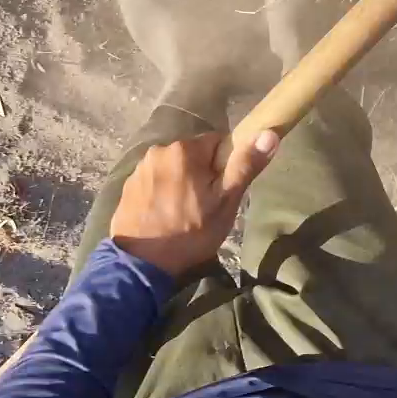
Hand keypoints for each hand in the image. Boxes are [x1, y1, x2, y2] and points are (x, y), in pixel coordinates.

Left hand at [109, 130, 281, 280]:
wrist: (141, 263)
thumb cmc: (189, 232)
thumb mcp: (225, 202)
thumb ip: (245, 166)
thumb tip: (269, 134)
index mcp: (184, 149)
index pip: (217, 142)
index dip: (225, 165)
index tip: (223, 190)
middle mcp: (159, 150)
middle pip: (194, 155)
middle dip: (203, 174)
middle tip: (206, 207)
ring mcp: (140, 168)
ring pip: (174, 168)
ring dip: (182, 183)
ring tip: (184, 214)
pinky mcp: (128, 186)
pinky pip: (155, 181)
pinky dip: (163, 193)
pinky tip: (165, 216)